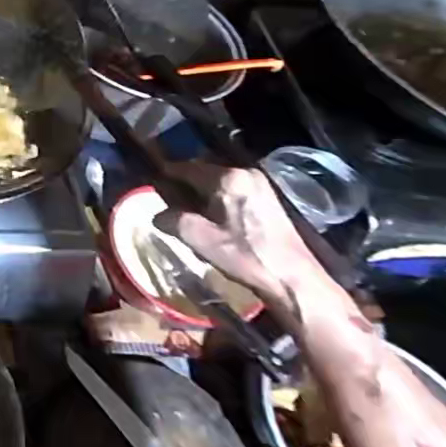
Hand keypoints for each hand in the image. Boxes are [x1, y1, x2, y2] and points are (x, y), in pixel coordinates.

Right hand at [155, 165, 325, 321]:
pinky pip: (234, 189)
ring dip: (202, 192)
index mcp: (228, 178)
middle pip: (204, 171)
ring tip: (187, 210)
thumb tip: (159, 215)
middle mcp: (246, 172)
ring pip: (220, 181)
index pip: (187, 167)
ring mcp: (261, 185)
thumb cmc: (246, 257)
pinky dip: (218, 198)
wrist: (294, 279)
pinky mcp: (269, 199)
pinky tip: (212, 216)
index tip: (151, 181)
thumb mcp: (201, 240)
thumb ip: (174, 221)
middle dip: (184, 184)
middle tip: (166, 198)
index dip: (166, 174)